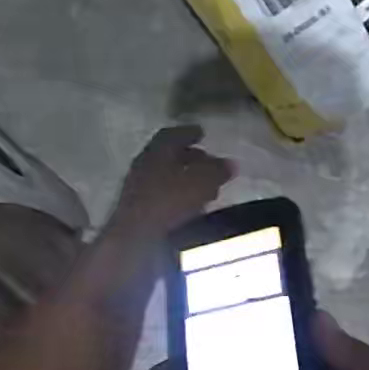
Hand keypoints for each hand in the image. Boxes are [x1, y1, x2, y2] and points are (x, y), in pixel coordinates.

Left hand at [104, 125, 233, 241]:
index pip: (172, 134)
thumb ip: (217, 171)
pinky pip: (162, 195)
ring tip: (204, 186)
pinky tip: (191, 206)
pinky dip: (177, 195)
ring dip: (183, 178)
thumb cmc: (171, 201)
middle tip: (206, 160)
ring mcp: (137, 189)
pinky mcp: (138, 211)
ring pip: (164, 176)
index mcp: (157, 151)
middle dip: (188, 157)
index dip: (188, 132)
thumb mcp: (202, 182)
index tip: (202, 133)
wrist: (137, 237)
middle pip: (167, 156)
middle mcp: (144, 165)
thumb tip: (231, 163)